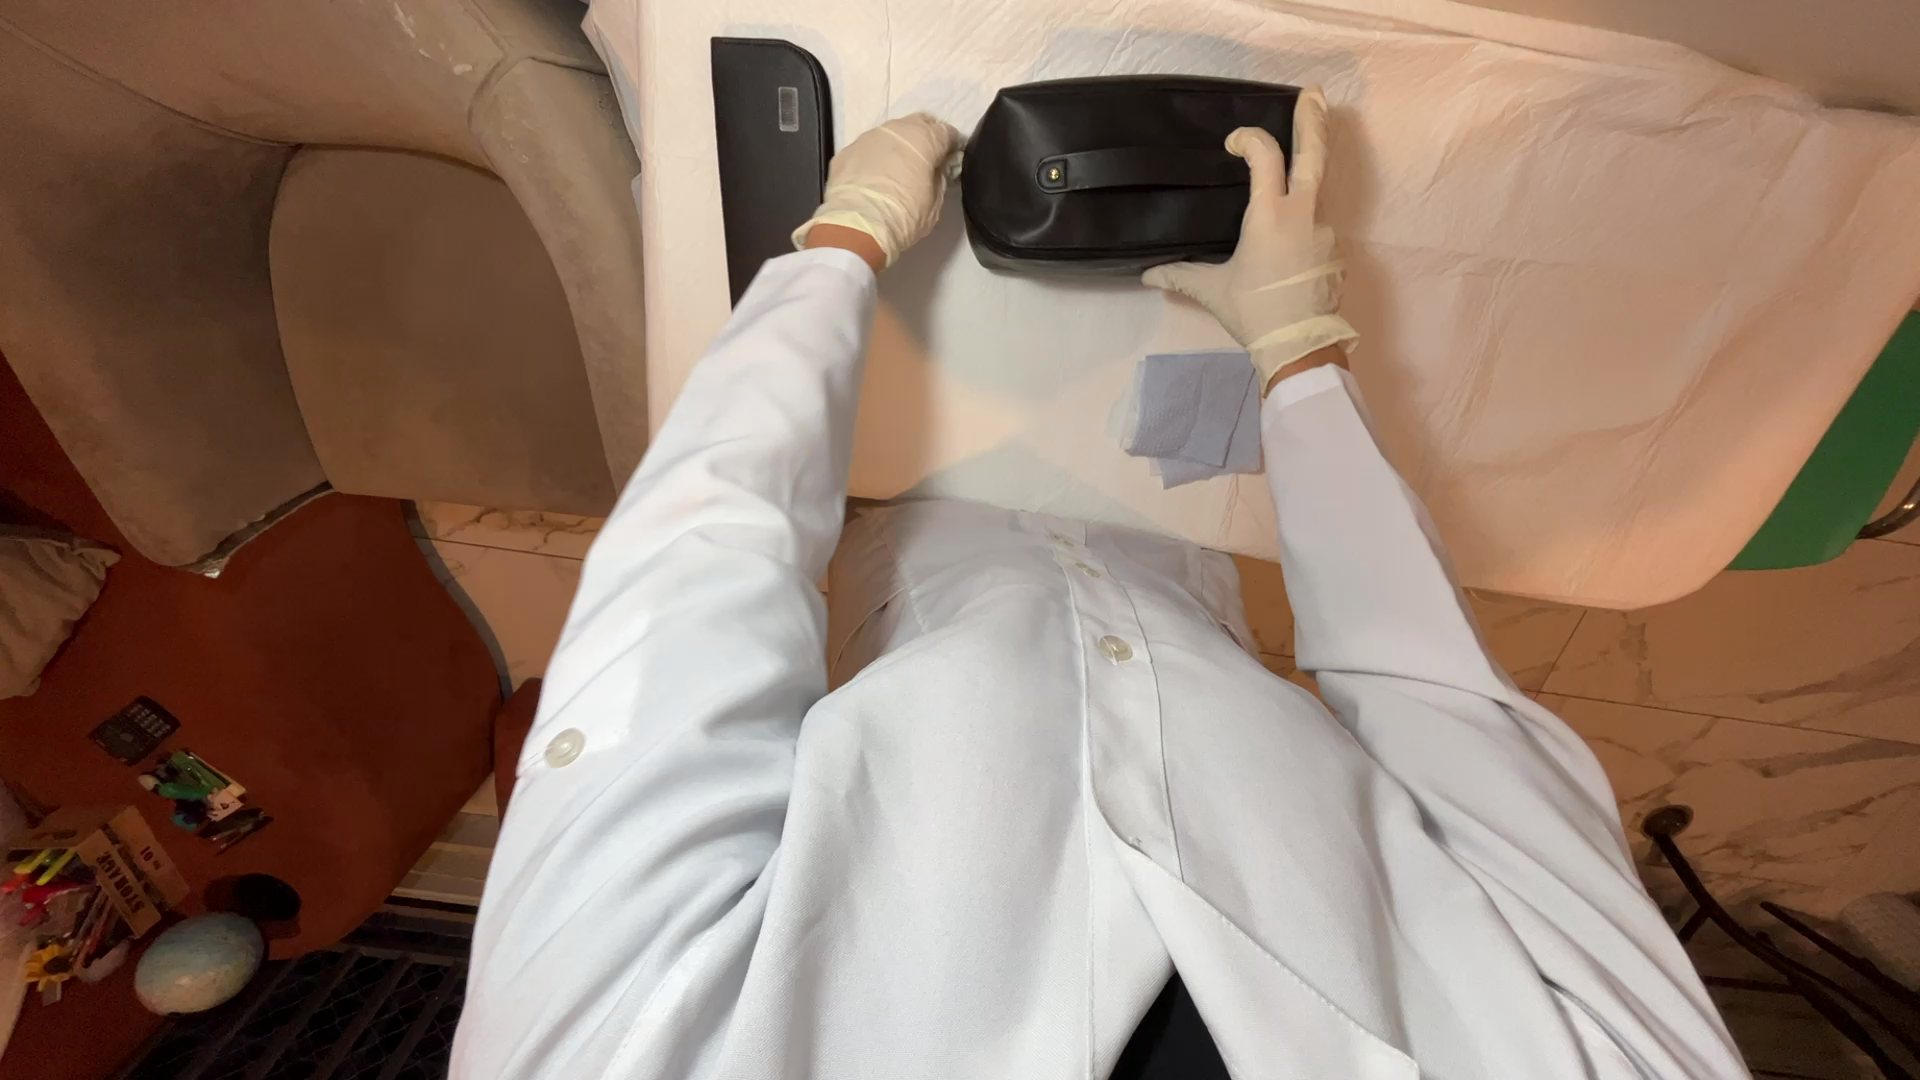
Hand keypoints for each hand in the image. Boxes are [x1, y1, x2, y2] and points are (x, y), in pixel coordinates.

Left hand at [791, 113, 961, 269]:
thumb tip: (935, 172)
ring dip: (897, 148)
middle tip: (926, 159)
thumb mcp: (934, 205)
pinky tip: (874, 180)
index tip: (951, 158)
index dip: (952, 145)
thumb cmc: (904, 216)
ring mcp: (869, 137)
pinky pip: (868, 151)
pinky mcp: (847, 151)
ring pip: (890, 135)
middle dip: (926, 137)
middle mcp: (897, 129)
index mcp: (924, 139)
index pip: (946, 132)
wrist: (859, 226)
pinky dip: (874, 160)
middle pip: (918, 124)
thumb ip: (938, 181)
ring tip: (897, 170)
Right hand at [1141, 87, 1357, 391]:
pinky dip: (1309, 211)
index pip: (1265, 158)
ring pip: (1321, 184)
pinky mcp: (1334, 247)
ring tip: (1308, 148)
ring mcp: (1324, 228)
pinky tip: (1295, 227)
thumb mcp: (1212, 291)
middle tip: (1312, 94)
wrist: (1298, 341)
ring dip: (1314, 163)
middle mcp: (1303, 211)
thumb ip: (1181, 276)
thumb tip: (1148, 274)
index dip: (1250, 140)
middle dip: (1312, 119)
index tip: (1235, 142)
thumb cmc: (1253, 311)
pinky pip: (1320, 219)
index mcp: (1270, 215)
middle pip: (1313, 153)